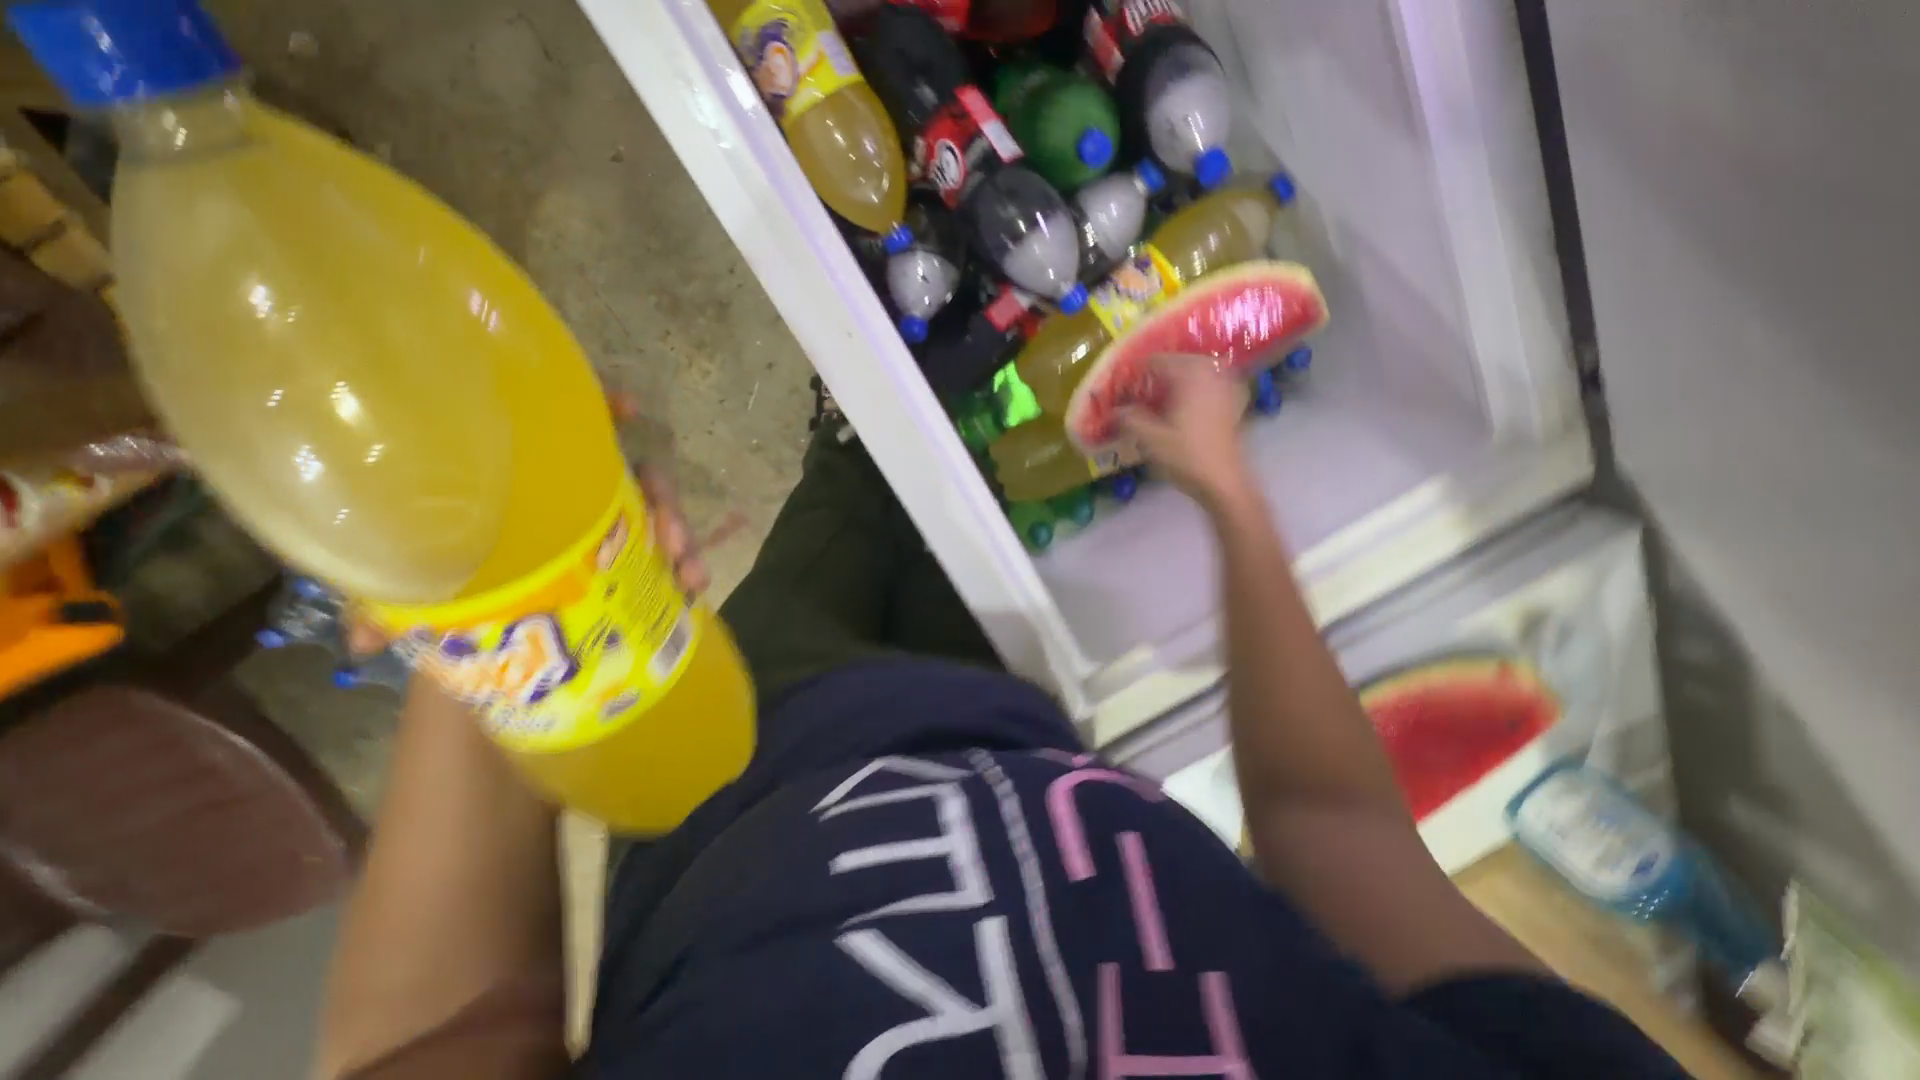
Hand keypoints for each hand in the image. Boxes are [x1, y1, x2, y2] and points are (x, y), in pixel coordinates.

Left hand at [345, 385, 705, 654]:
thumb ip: (388, 603)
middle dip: (659, 493)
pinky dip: (687, 567)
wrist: (480, 640)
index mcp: (521, 481)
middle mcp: (570, 496)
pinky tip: (694, 589)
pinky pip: (668, 556)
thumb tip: (361, 641)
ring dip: (681, 533)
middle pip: (629, 471)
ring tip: (687, 570)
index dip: (599, 408)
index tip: (629, 408)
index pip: (564, 427)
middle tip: (665, 529)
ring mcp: (605, 531)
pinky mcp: (630, 565)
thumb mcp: (412, 587)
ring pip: (657, 514)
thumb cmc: (444, 593)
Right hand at [1116, 354, 1254, 510]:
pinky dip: (1194, 391)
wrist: (1224, 483)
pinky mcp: (1234, 403)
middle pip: (1177, 363)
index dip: (1136, 374)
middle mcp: (1211, 373)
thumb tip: (1113, 410)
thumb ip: (1128, 418)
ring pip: (1195, 373)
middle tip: (1139, 394)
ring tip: (1159, 400)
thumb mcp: (1150, 439)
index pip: (1156, 361)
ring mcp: (1226, 387)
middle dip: (1157, 376)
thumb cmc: (1186, 457)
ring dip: (1176, 382)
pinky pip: (1210, 386)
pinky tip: (1184, 407)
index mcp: (1190, 374)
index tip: (1122, 388)